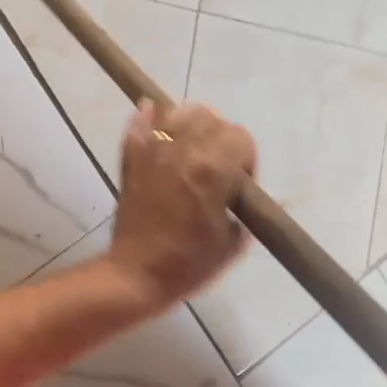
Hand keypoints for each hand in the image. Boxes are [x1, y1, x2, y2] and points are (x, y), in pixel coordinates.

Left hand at [107, 99, 256, 305]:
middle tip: (217, 166)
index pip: (240, 137)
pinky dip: (147, 119)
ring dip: (189, 124)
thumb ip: (247, 209)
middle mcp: (182, 151)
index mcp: (212, 169)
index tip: (238, 183)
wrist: (136, 274)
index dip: (245, 158)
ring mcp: (152, 152)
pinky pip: (137, 126)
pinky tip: (155, 121)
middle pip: (210, 118)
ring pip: (176, 113)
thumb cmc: (189, 263)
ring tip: (192, 147)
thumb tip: (257, 194)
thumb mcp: (234, 241)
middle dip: (220, 138)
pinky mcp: (130, 160)